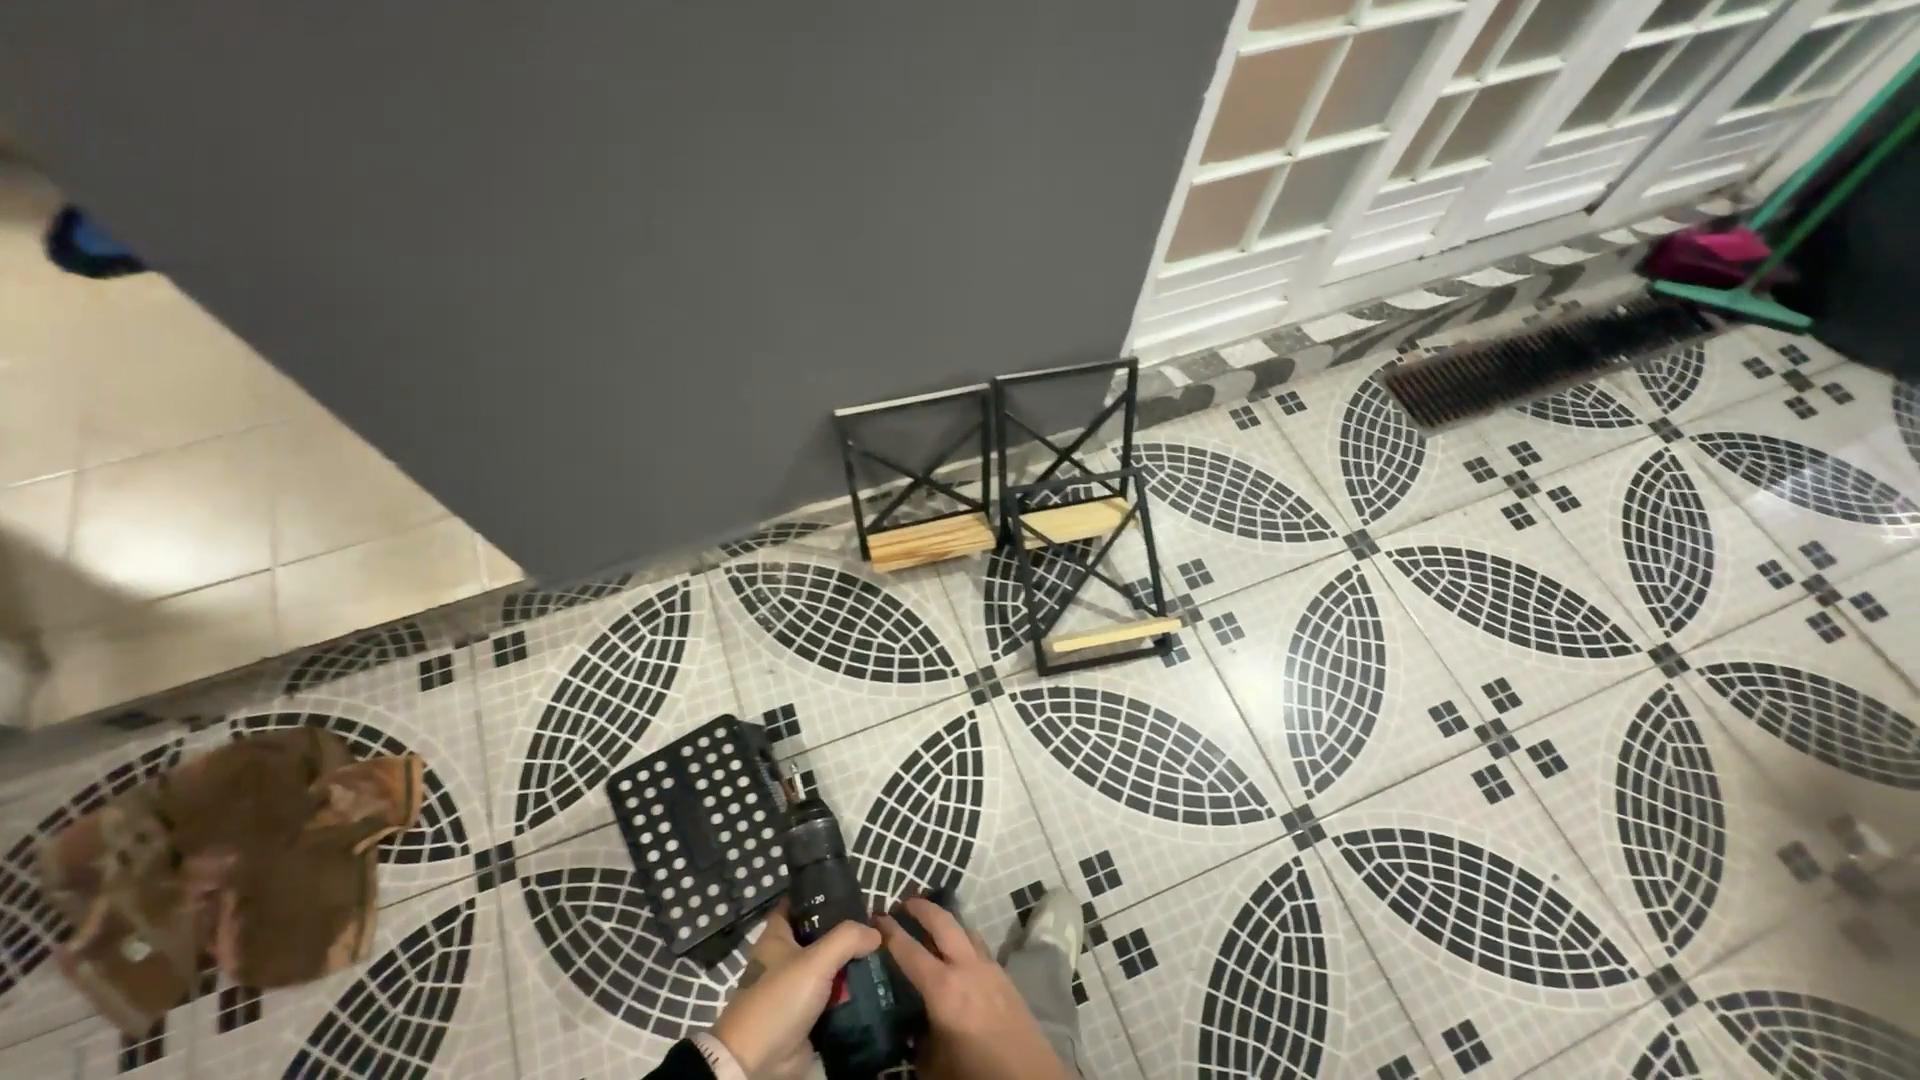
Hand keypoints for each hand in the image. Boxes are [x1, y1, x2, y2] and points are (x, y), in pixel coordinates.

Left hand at [710, 904, 880, 1079]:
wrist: (759, 1061)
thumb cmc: (779, 1000)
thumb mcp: (813, 961)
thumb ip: (846, 939)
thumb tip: (875, 933)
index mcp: (777, 937)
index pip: (798, 904)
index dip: (820, 895)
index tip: (850, 893)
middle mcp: (787, 958)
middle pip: (821, 936)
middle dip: (847, 934)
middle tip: (879, 927)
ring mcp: (798, 988)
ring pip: (831, 967)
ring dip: (853, 965)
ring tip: (886, 954)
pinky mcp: (810, 1014)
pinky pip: (836, 997)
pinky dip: (853, 993)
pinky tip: (878, 984)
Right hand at [880, 898, 1070, 1079]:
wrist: (1030, 1079)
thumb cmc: (975, 1073)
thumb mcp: (933, 1064)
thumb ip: (918, 1039)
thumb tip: (911, 1028)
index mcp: (943, 989)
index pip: (909, 950)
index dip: (890, 931)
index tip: (876, 916)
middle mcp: (967, 968)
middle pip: (943, 923)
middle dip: (922, 908)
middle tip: (904, 901)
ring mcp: (990, 969)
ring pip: (966, 930)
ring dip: (947, 921)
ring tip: (932, 921)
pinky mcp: (1006, 978)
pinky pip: (980, 947)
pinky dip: (965, 940)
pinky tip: (959, 953)